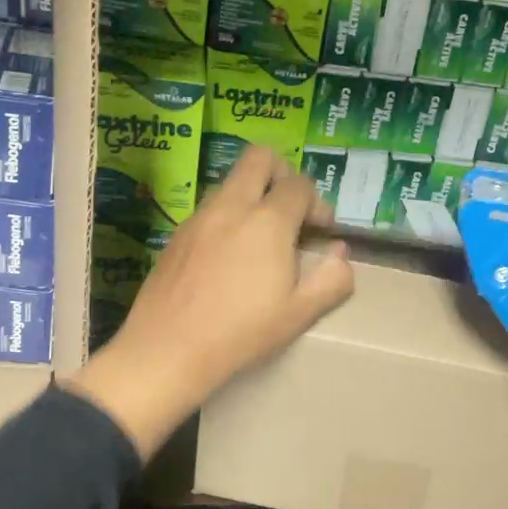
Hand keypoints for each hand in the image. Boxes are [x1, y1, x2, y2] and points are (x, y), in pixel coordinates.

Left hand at [66, 147, 355, 456]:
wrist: (167, 351)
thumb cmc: (240, 334)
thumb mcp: (299, 314)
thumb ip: (332, 278)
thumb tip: (340, 253)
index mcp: (268, 221)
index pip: (300, 185)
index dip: (318, 204)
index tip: (321, 233)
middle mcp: (231, 206)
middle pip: (260, 158)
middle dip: (282, 174)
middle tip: (291, 211)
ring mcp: (199, 217)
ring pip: (231, 181)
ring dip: (253, 195)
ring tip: (261, 238)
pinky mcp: (177, 234)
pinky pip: (209, 208)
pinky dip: (228, 216)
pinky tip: (229, 258)